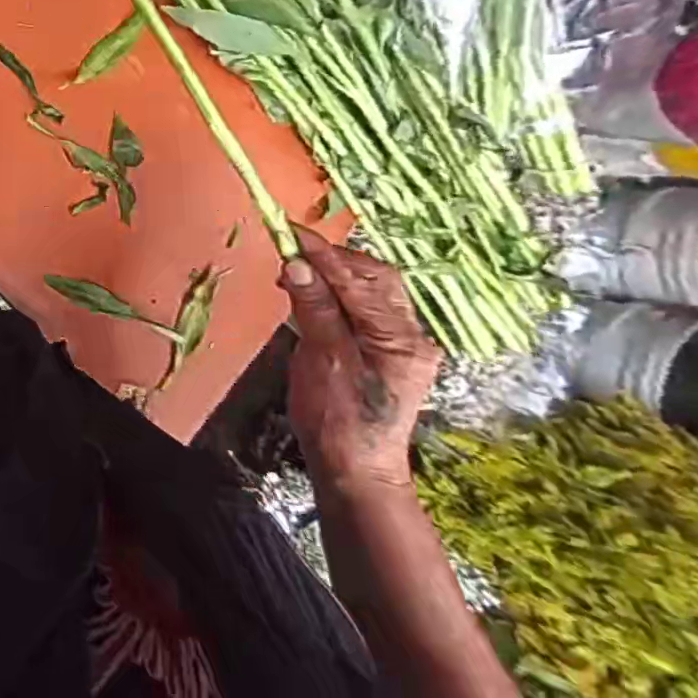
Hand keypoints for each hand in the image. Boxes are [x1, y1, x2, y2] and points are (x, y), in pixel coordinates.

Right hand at [281, 225, 438, 497]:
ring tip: (293, 270)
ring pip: (369, 290)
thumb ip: (315, 309)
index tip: (288, 231)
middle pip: (375, 278)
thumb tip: (298, 264)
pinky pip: (359, 307)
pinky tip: (307, 294)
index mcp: (401, 339)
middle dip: (333, 258)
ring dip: (331, 274)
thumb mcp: (323, 361)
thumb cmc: (337, 418)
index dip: (322, 254)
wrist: (353, 466)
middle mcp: (409, 334)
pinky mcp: (380, 348)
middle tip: (291, 248)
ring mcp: (397, 342)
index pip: (359, 282)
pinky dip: (332, 293)